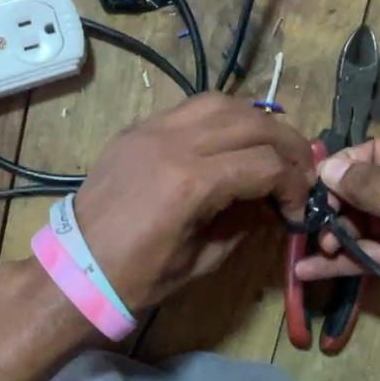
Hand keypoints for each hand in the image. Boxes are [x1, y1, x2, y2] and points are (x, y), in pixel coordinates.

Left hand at [74, 94, 314, 310]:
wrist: (77, 268)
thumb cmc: (138, 277)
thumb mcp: (201, 260)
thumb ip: (243, 225)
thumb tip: (271, 205)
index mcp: (191, 184)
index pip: (265, 164)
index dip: (293, 184)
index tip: (296, 208)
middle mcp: (174, 143)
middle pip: (252, 122)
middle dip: (287, 145)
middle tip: (302, 169)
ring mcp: (151, 130)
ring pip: (221, 103)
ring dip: (256, 122)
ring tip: (271, 148)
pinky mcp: (137, 129)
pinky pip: (188, 109)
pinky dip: (219, 118)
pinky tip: (230, 141)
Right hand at [293, 140, 379, 345]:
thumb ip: (370, 187)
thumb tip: (328, 166)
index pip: (374, 153)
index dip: (340, 166)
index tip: (307, 185)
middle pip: (364, 190)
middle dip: (333, 206)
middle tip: (309, 225)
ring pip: (364, 225)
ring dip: (335, 236)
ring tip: (310, 249)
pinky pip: (371, 255)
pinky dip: (345, 262)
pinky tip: (311, 271)